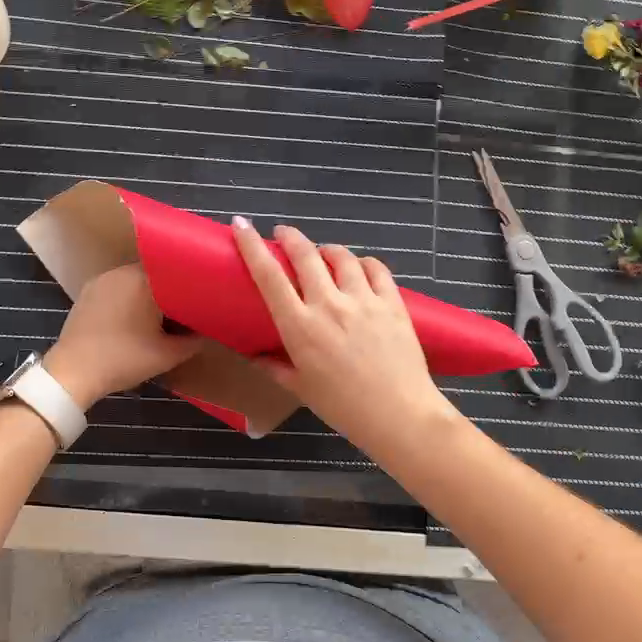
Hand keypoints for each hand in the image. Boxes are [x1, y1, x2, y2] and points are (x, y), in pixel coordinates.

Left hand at [43, 264, 202, 407]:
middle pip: (155, 275)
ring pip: (134, 281)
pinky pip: (116, 288)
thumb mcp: (166, 355)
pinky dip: (128, 298)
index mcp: (144, 279)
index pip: (176, 272)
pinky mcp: (87, 291)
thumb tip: (206, 333)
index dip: (190, 286)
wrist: (73, 372)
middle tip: (183, 312)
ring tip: (159, 316)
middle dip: (169, 291)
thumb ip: (193, 342)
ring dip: (147, 295)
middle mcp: (122, 271)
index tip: (201, 301)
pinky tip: (133, 318)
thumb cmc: (123, 359)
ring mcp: (102, 279)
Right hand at [231, 218, 456, 448]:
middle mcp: (329, 305)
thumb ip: (274, 367)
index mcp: (300, 327)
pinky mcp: (392, 302)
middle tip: (283, 234)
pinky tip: (359, 268)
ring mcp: (363, 300)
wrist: (399, 416)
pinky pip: (376, 269)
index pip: (269, 276)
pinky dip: (363, 263)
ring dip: (327, 249)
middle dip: (290, 237)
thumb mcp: (301, 389)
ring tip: (323, 253)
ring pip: (341, 257)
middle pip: (305, 254)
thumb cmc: (343, 408)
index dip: (252, 246)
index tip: (241, 225)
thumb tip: (253, 355)